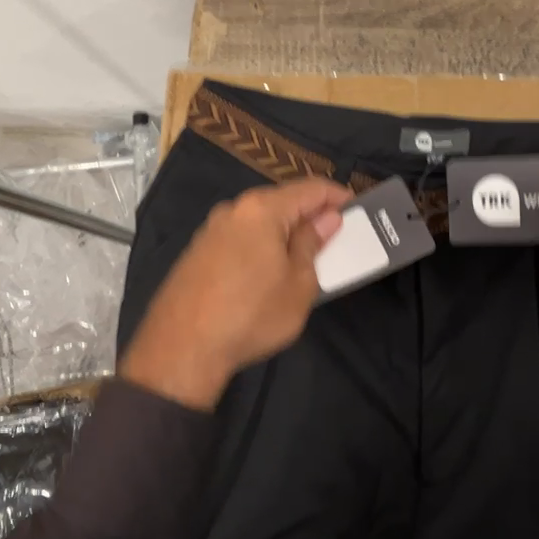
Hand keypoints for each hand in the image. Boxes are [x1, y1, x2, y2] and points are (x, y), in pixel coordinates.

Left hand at [123, 178, 349, 408]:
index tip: (356, 209)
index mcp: (262, 210)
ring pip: (258, 220)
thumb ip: (313, 245)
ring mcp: (210, 231)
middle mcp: (233, 210)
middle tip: (333, 236)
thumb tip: (326, 220)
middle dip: (309, 214)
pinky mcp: (197, 252)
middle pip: (281, 201)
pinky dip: (260, 245)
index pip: (309, 189)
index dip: (337, 195)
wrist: (182, 349)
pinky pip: (239, 238)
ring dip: (283, 231)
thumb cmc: (252, 315)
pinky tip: (267, 271)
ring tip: (303, 256)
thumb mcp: (298, 285)